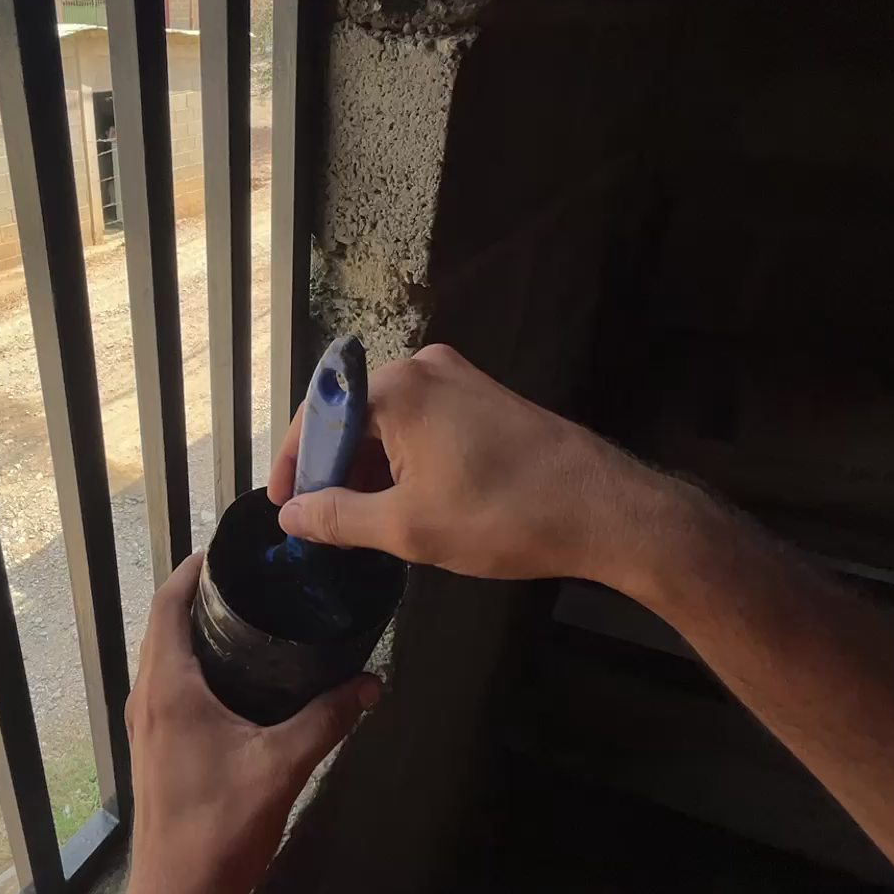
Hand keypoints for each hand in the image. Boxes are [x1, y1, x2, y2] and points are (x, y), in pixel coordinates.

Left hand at [114, 553, 381, 893]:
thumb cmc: (219, 828)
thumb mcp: (280, 768)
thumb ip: (326, 720)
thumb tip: (371, 684)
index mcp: (167, 687)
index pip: (166, 605)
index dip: (189, 570)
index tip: (223, 550)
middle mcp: (146, 695)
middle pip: (162, 624)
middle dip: (195, 593)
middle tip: (246, 577)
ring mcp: (144, 722)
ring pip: (161, 653)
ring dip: (189, 625)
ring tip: (241, 612)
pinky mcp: (151, 743)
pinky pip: (164, 680)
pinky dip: (188, 657)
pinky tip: (229, 670)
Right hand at [268, 343, 726, 597]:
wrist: (609, 510)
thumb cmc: (503, 515)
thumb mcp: (408, 527)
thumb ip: (337, 517)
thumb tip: (290, 516)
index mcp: (397, 388)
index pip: (318, 419)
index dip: (294, 467)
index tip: (284, 508)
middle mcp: (422, 366)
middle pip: (352, 416)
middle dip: (332, 470)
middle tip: (322, 520)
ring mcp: (457, 377)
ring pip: (387, 421)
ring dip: (367, 466)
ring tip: (360, 518)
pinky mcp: (481, 394)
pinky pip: (420, 421)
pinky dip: (401, 457)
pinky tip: (403, 495)